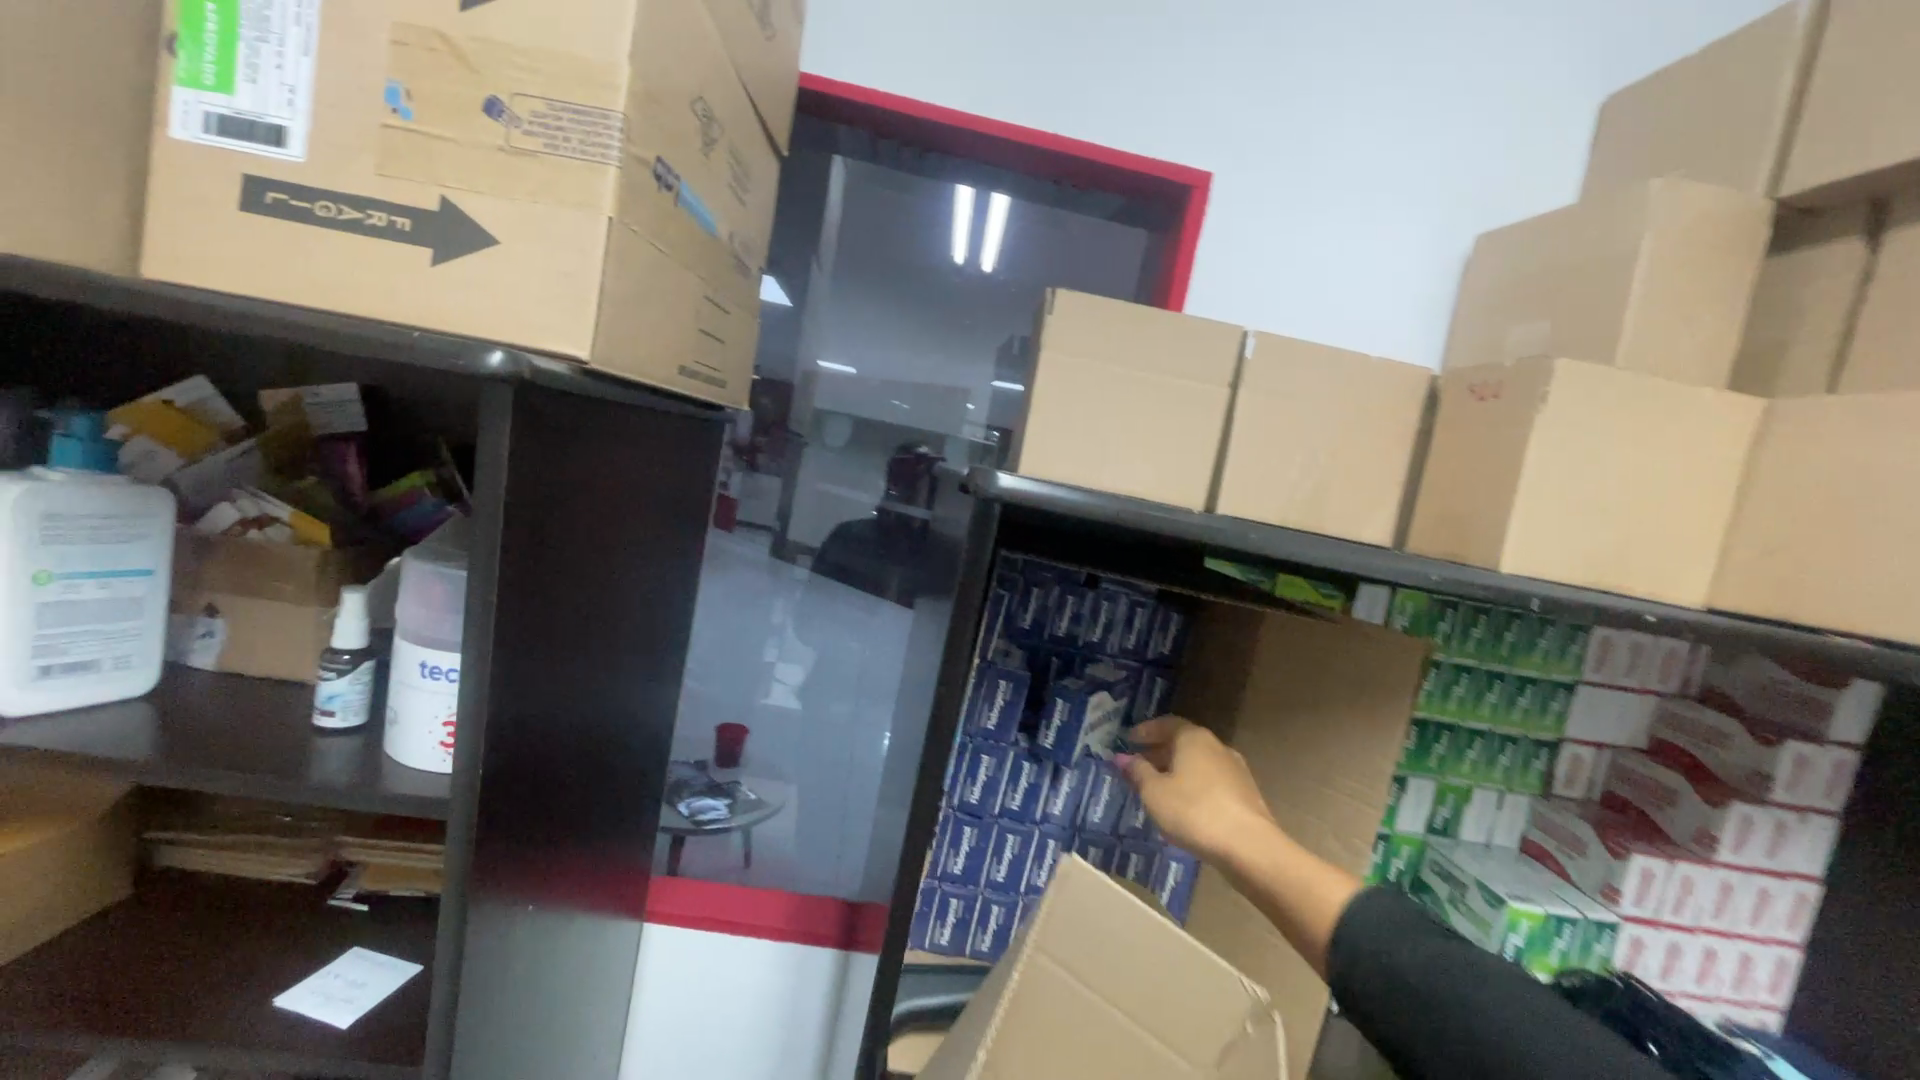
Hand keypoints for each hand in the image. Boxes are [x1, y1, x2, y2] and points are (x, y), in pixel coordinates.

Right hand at [1117, 716, 1279, 866]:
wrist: (1249, 846)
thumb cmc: (1193, 811)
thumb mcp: (1154, 793)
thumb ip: (1137, 772)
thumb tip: (1122, 758)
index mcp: (1193, 738)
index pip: (1166, 723)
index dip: (1146, 731)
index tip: (1128, 740)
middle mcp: (1216, 746)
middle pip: (1184, 742)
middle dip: (1160, 752)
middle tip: (1139, 765)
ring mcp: (1235, 769)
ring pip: (1198, 762)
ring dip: (1177, 770)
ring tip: (1159, 788)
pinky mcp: (1245, 793)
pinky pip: (1211, 781)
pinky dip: (1193, 785)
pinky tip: (1184, 805)